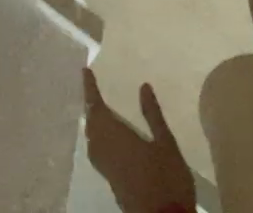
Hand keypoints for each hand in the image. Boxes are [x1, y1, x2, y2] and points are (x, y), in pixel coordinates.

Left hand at [82, 69, 195, 212]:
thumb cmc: (167, 179)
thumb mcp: (166, 144)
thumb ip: (153, 115)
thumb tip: (143, 86)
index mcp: (116, 138)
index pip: (97, 108)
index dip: (90, 89)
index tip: (85, 71)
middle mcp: (106, 152)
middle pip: (91, 124)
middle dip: (91, 105)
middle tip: (93, 88)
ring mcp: (108, 169)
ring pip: (93, 140)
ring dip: (93, 122)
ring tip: (100, 108)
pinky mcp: (112, 181)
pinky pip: (98, 152)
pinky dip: (98, 137)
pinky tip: (111, 138)